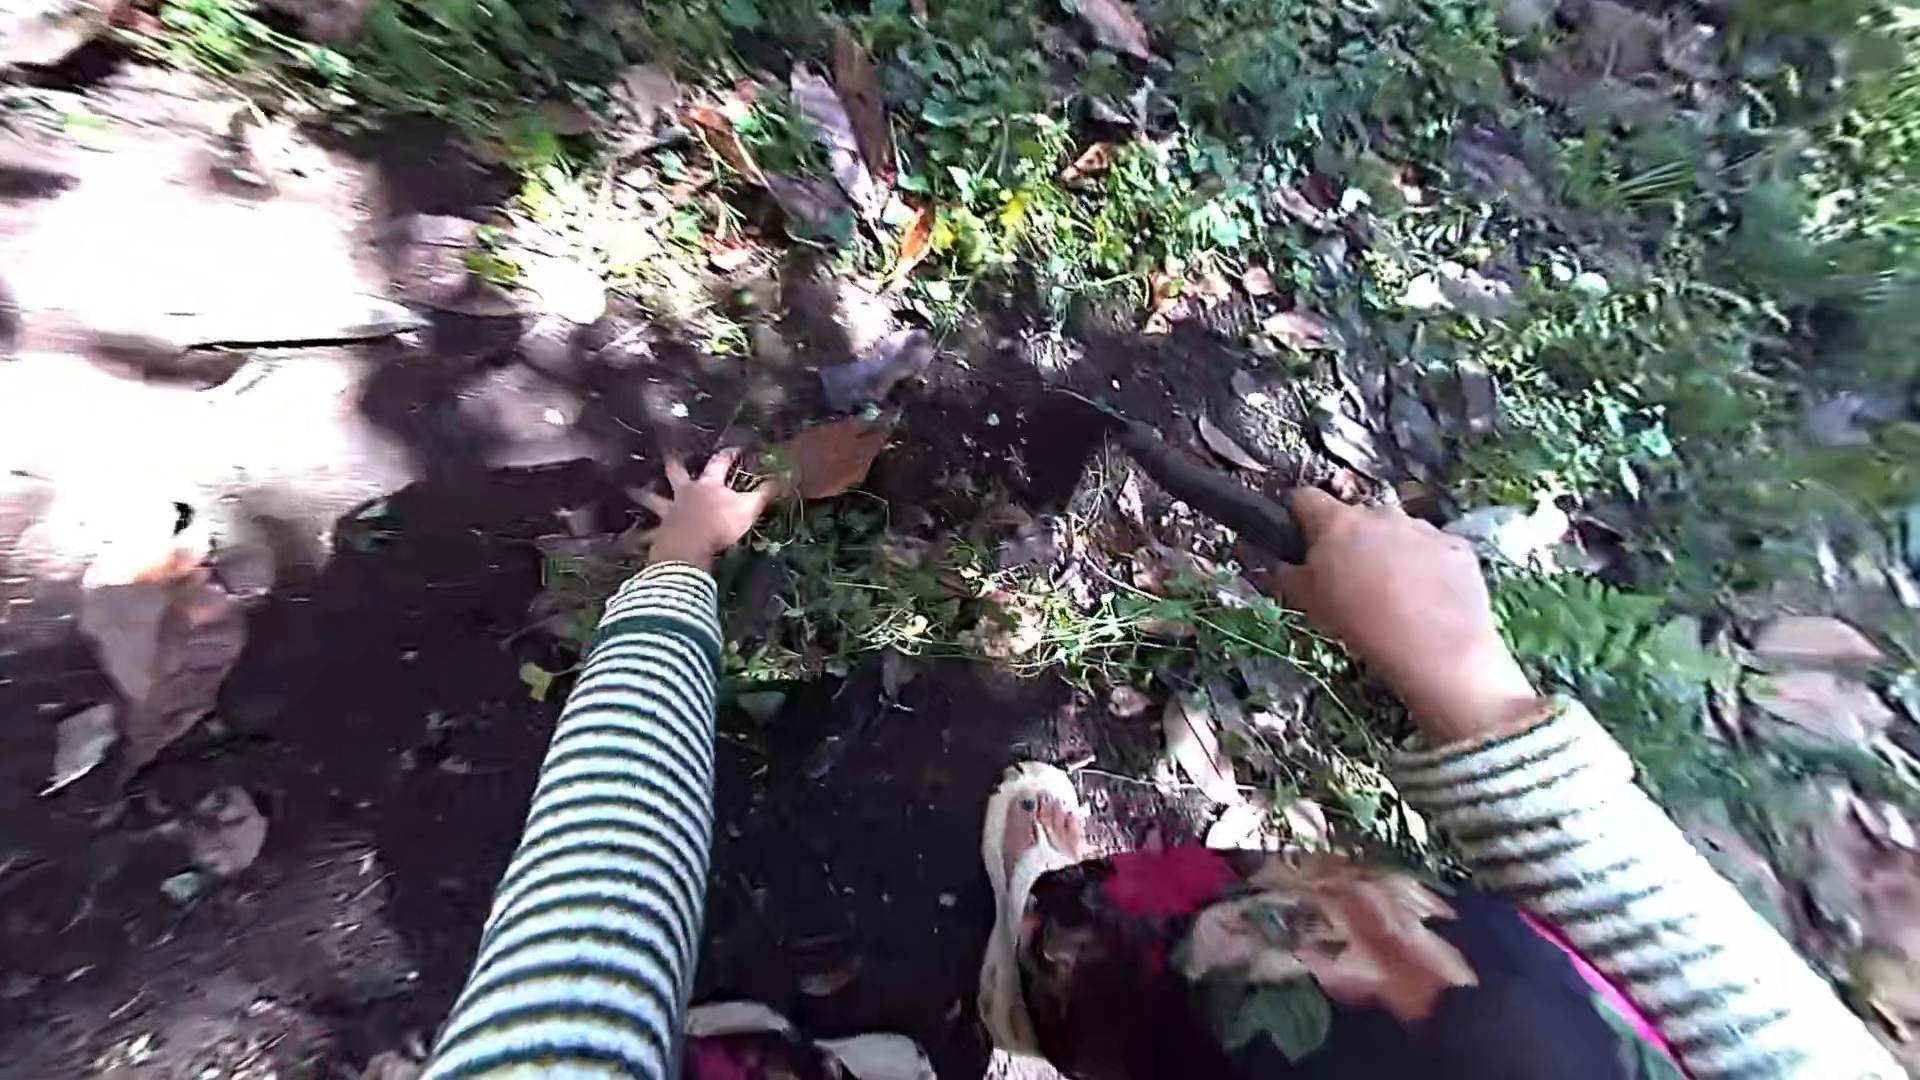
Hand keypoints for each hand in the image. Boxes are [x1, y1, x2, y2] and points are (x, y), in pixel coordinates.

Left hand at [641, 449, 777, 568]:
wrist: (689, 547)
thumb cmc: (720, 525)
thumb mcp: (748, 509)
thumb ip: (764, 494)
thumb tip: (782, 478)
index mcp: (708, 485)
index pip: (719, 463)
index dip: (728, 454)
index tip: (734, 448)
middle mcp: (686, 493)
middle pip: (677, 473)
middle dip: (674, 462)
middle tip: (667, 453)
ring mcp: (670, 511)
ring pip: (654, 498)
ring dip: (644, 494)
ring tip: (633, 490)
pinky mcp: (661, 530)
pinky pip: (650, 530)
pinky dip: (644, 532)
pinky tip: (636, 535)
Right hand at [1268, 489, 1539, 744]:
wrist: (1434, 647)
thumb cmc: (1354, 618)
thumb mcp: (1304, 599)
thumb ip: (1281, 574)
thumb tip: (1266, 563)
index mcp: (1336, 522)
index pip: (1304, 497)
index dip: (1297, 515)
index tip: (1298, 538)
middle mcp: (1379, 513)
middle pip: (1353, 516)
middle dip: (1346, 538)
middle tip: (1344, 575)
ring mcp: (1422, 527)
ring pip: (1394, 531)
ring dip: (1385, 549)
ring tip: (1389, 590)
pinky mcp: (1458, 547)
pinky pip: (1431, 548)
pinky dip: (1423, 564)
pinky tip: (1422, 596)